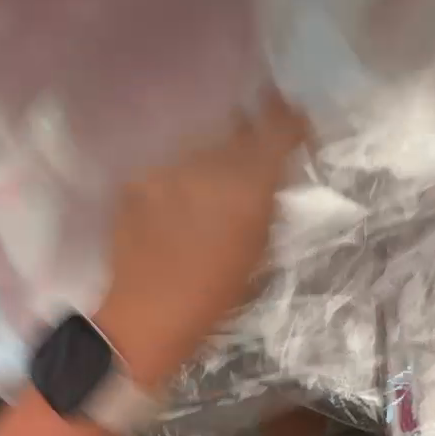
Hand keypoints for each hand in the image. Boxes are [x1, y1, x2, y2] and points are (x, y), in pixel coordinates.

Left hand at [93, 93, 310, 387]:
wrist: (148, 314)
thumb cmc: (215, 295)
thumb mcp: (260, 252)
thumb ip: (267, 205)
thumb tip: (272, 176)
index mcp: (249, 186)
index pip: (278, 130)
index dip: (290, 121)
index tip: (297, 122)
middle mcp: (208, 167)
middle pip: (237, 130)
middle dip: (250, 131)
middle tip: (255, 138)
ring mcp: (168, 170)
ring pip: (200, 145)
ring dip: (212, 152)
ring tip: (213, 172)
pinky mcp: (137, 180)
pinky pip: (168, 166)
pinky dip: (179, 174)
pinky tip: (178, 195)